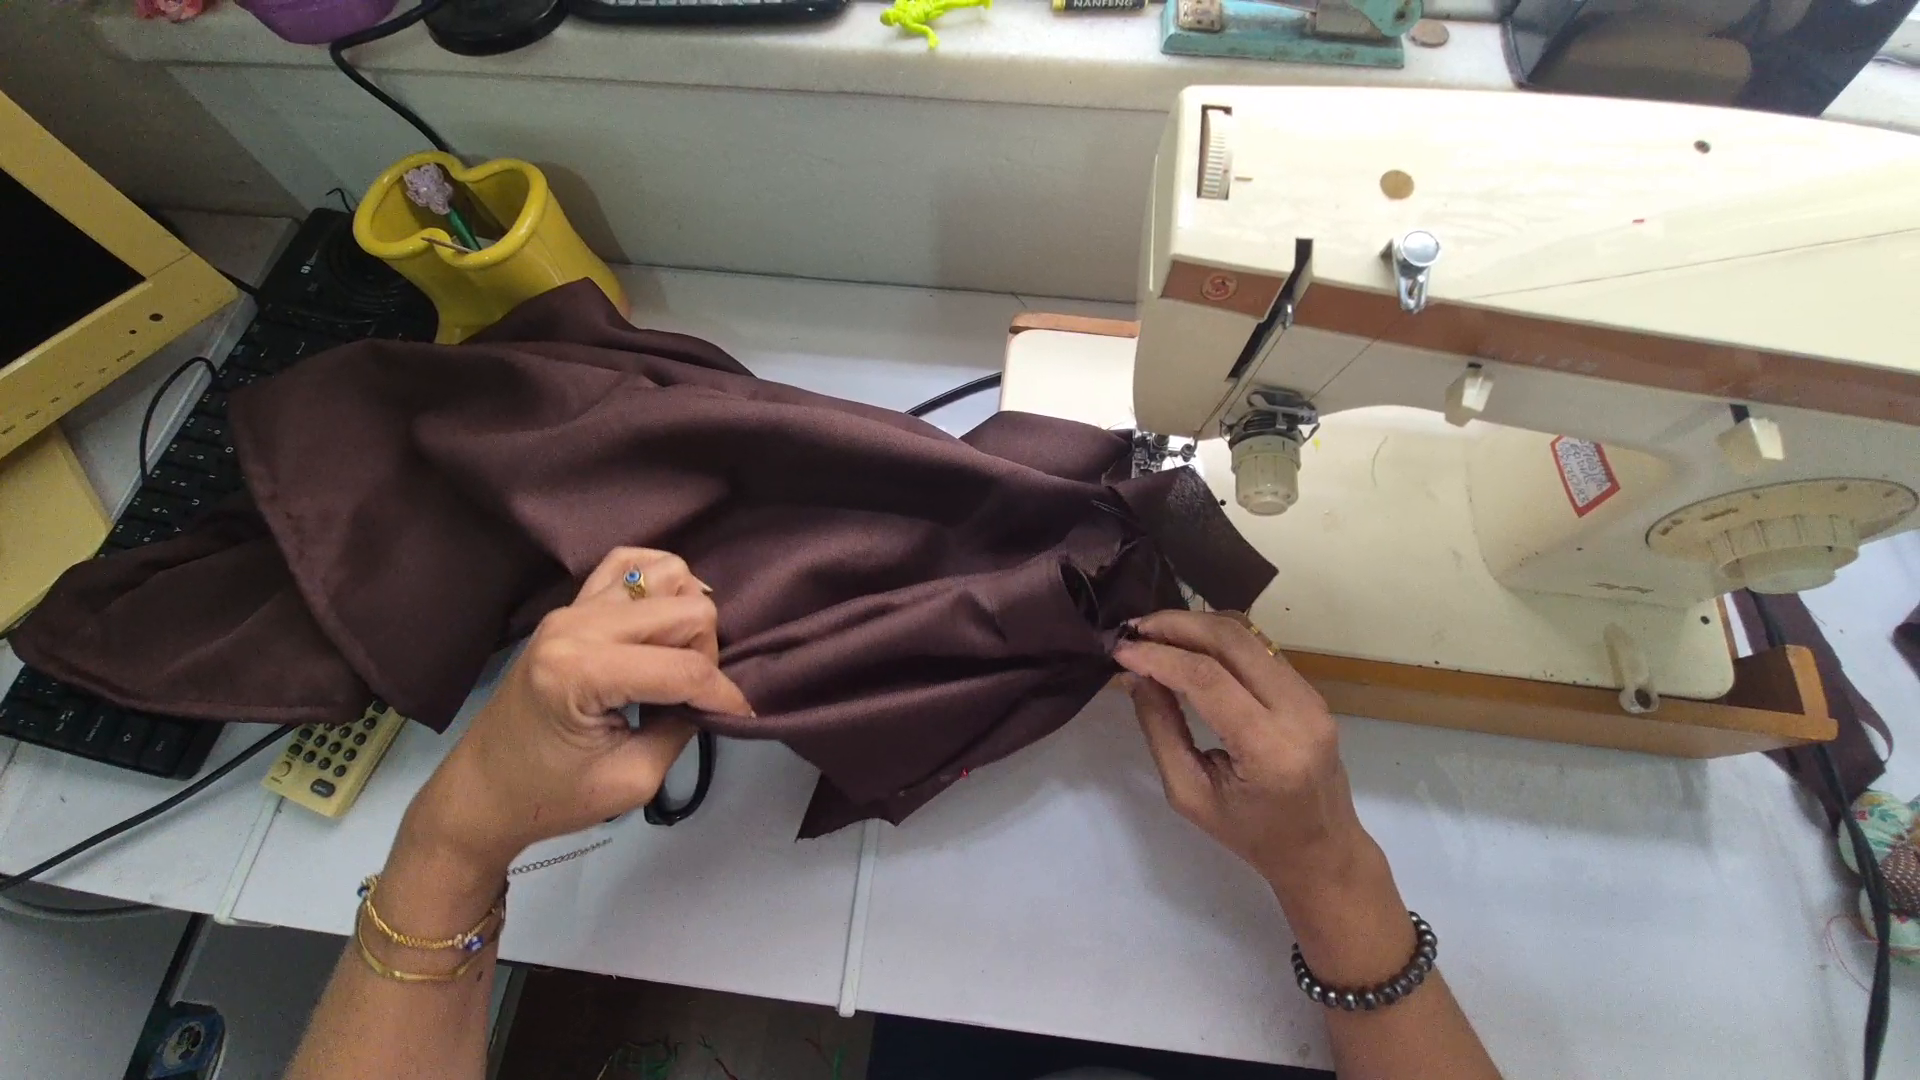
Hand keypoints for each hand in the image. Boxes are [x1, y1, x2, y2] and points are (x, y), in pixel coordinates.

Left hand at [404, 548, 752, 872]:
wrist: (479, 794)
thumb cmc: (550, 797)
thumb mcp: (634, 780)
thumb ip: (682, 726)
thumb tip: (711, 695)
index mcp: (581, 672)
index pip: (685, 668)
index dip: (724, 694)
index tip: (742, 716)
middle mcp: (576, 625)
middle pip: (686, 609)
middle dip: (706, 654)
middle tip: (691, 696)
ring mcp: (571, 608)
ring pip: (667, 574)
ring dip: (686, 616)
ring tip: (673, 658)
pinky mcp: (571, 606)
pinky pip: (629, 562)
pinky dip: (659, 582)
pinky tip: (661, 617)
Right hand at [1112, 610, 1365, 897]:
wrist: (1321, 849)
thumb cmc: (1250, 833)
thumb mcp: (1189, 793)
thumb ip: (1161, 730)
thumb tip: (1136, 675)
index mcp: (1269, 750)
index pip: (1208, 680)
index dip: (1160, 657)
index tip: (1121, 650)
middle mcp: (1298, 712)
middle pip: (1231, 640)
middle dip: (1176, 625)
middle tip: (1134, 629)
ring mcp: (1310, 696)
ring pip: (1246, 634)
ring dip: (1195, 624)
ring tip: (1154, 632)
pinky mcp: (1309, 689)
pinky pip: (1257, 647)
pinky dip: (1215, 637)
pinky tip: (1185, 644)